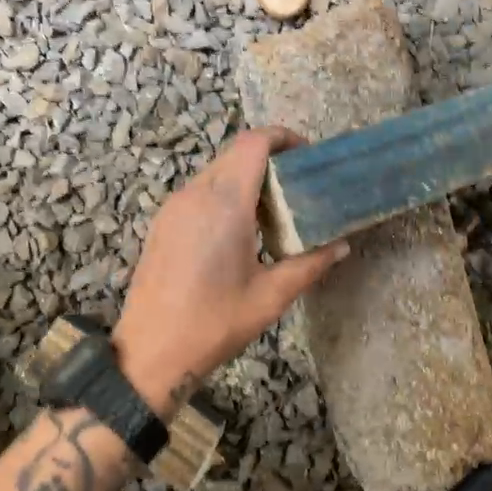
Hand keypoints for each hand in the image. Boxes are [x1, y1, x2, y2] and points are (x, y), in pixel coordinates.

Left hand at [113, 128, 348, 417]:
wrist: (149, 353)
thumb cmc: (214, 324)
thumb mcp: (271, 296)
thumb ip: (310, 264)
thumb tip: (342, 246)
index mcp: (225, 203)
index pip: (253, 143)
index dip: (282, 137)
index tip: (306, 154)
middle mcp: (196, 193)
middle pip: (236, 152)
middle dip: (269, 158)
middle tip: (297, 185)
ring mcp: (174, 206)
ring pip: (216, 170)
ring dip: (245, 177)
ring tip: (273, 209)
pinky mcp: (162, 221)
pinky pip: (199, 190)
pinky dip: (224, 193)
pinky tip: (240, 229)